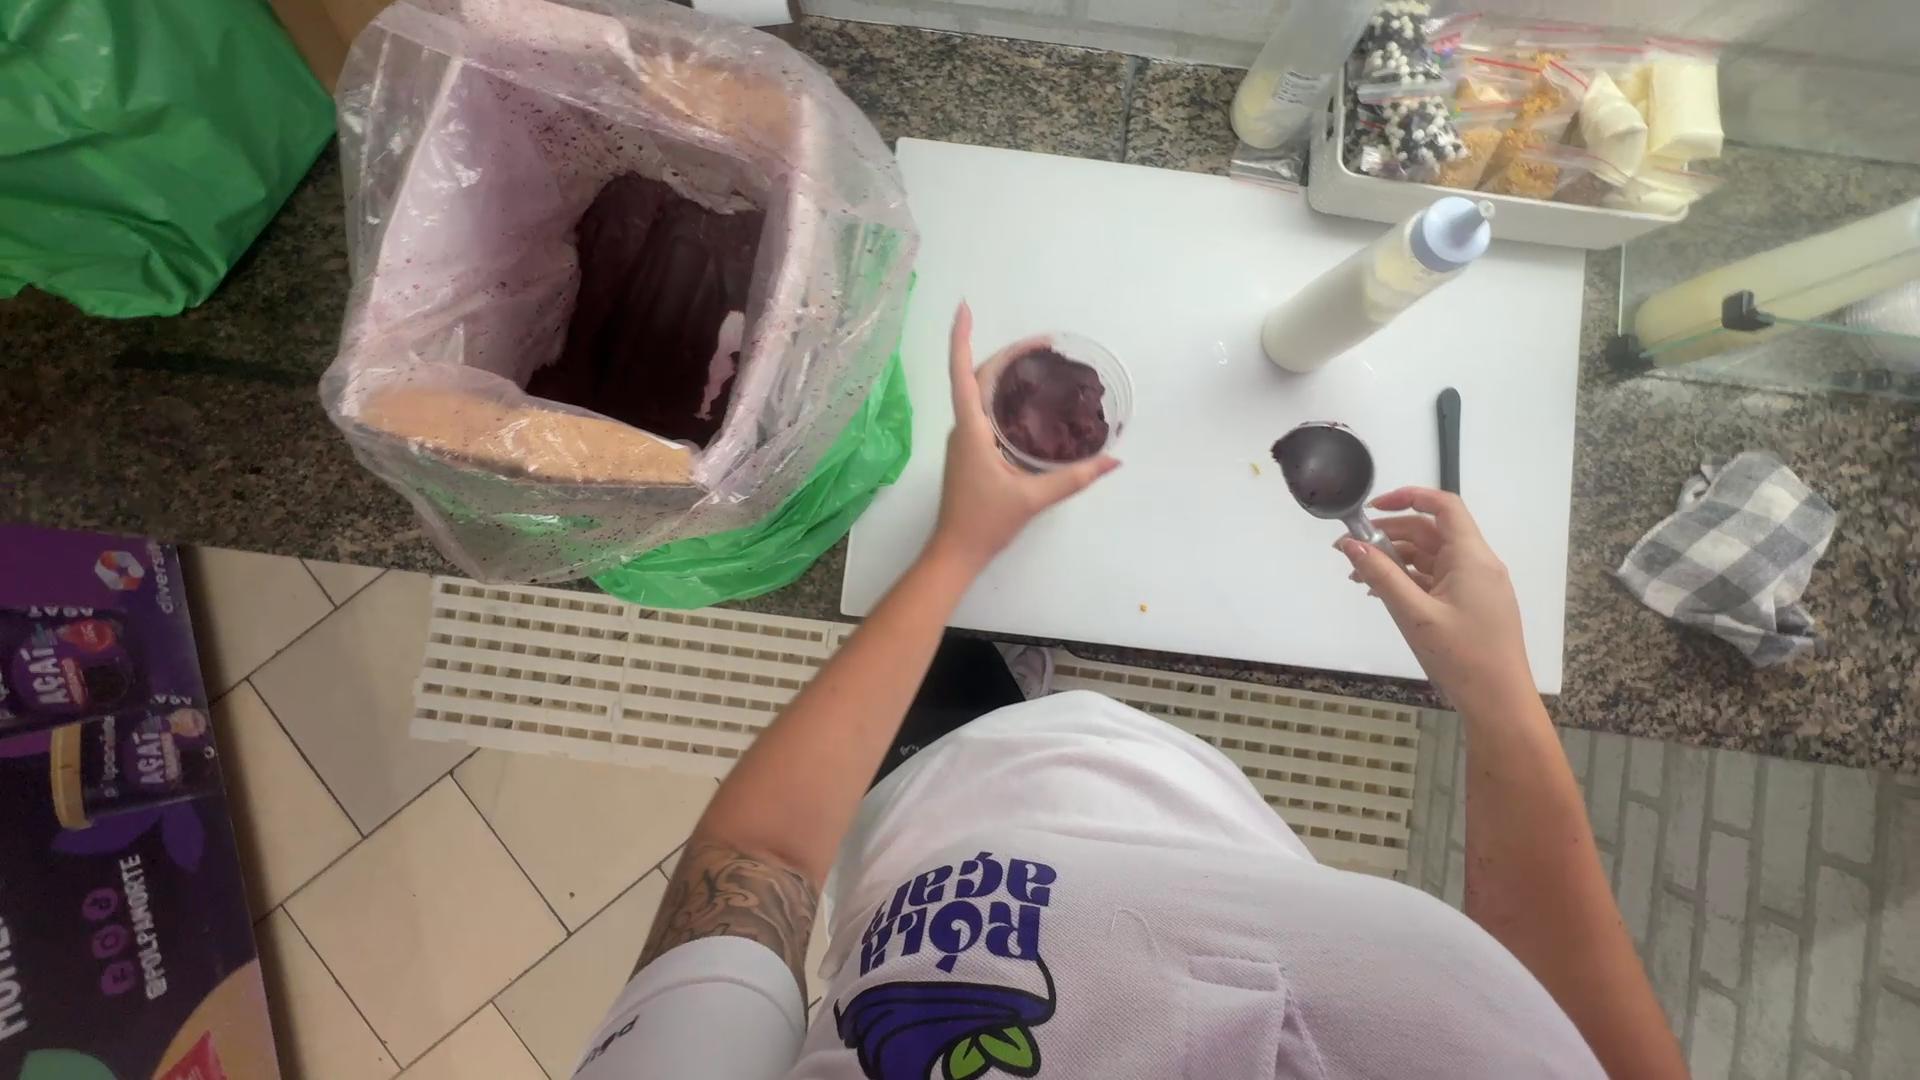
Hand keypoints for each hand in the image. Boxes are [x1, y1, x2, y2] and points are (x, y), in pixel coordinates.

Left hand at [928, 302, 1118, 571]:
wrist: (955, 552)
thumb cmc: (985, 523)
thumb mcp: (1032, 499)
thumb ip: (1073, 479)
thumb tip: (1112, 460)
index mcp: (971, 431)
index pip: (964, 374)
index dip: (961, 339)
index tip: (964, 308)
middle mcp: (963, 429)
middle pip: (977, 378)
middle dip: (1004, 354)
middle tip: (1039, 343)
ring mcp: (964, 441)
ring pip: (979, 395)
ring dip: (1002, 373)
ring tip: (1035, 362)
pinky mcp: (969, 453)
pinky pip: (983, 412)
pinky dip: (1002, 397)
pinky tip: (1024, 400)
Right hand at [1337, 487, 1534, 715]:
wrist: (1498, 701)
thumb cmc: (1461, 655)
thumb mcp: (1413, 614)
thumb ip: (1380, 575)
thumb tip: (1350, 545)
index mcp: (1472, 558)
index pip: (1443, 506)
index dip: (1408, 497)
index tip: (1371, 508)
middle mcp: (1477, 564)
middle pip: (1430, 532)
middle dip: (1388, 535)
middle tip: (1349, 549)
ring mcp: (1474, 585)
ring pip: (1428, 556)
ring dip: (1393, 560)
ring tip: (1357, 577)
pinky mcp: (1468, 603)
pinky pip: (1432, 578)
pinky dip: (1405, 579)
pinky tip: (1379, 593)